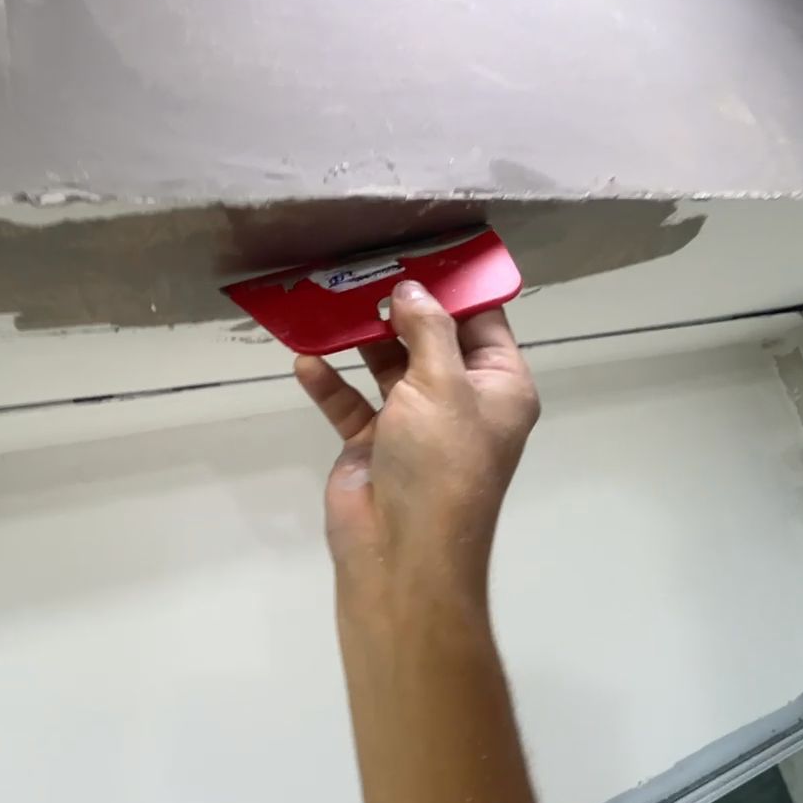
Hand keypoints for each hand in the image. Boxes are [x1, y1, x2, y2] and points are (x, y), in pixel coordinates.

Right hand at [294, 280, 538, 608]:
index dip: (454, 287)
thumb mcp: (442, 386)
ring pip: (386, 366)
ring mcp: (413, 421)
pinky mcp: (372, 441)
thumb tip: (412, 287)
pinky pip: (350, 402)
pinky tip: (306, 361)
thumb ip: (427, 330)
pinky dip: (329, 383)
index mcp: (497, 386)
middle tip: (362, 271)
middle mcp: (458, 399)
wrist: (398, 550)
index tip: (419, 252)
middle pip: (428, 339)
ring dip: (360, 341)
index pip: (482, 322)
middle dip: (397, 308)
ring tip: (330, 304)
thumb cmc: (439, 463)